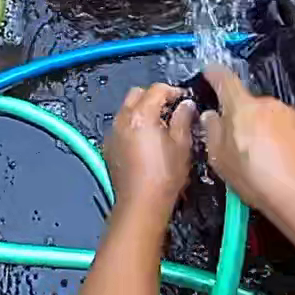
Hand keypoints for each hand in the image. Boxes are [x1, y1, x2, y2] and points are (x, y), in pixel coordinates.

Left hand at [104, 83, 196, 217]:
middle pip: (136, 94)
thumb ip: (183, 119)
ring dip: (141, 110)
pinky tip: (144, 141)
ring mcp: (112, 134)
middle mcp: (122, 120)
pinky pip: (120, 126)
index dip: (173, 91)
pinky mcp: (108, 148)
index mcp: (141, 115)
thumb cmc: (165, 175)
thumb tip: (185, 104)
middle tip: (170, 109)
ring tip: (158, 126)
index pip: (157, 90)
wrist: (141, 204)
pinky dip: (132, 126)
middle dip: (154, 97)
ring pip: (126, 110)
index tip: (184, 99)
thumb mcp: (182, 145)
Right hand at [199, 65, 294, 225]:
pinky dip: (277, 140)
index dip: (214, 74)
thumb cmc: (260, 179)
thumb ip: (212, 132)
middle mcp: (268, 104)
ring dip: (259, 130)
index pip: (224, 79)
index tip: (210, 72)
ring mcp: (289, 115)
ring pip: (266, 116)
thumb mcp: (220, 159)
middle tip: (232, 143)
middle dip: (239, 118)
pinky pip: (283, 128)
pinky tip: (274, 162)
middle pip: (247, 103)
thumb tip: (211, 118)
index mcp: (242, 106)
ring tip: (256, 160)